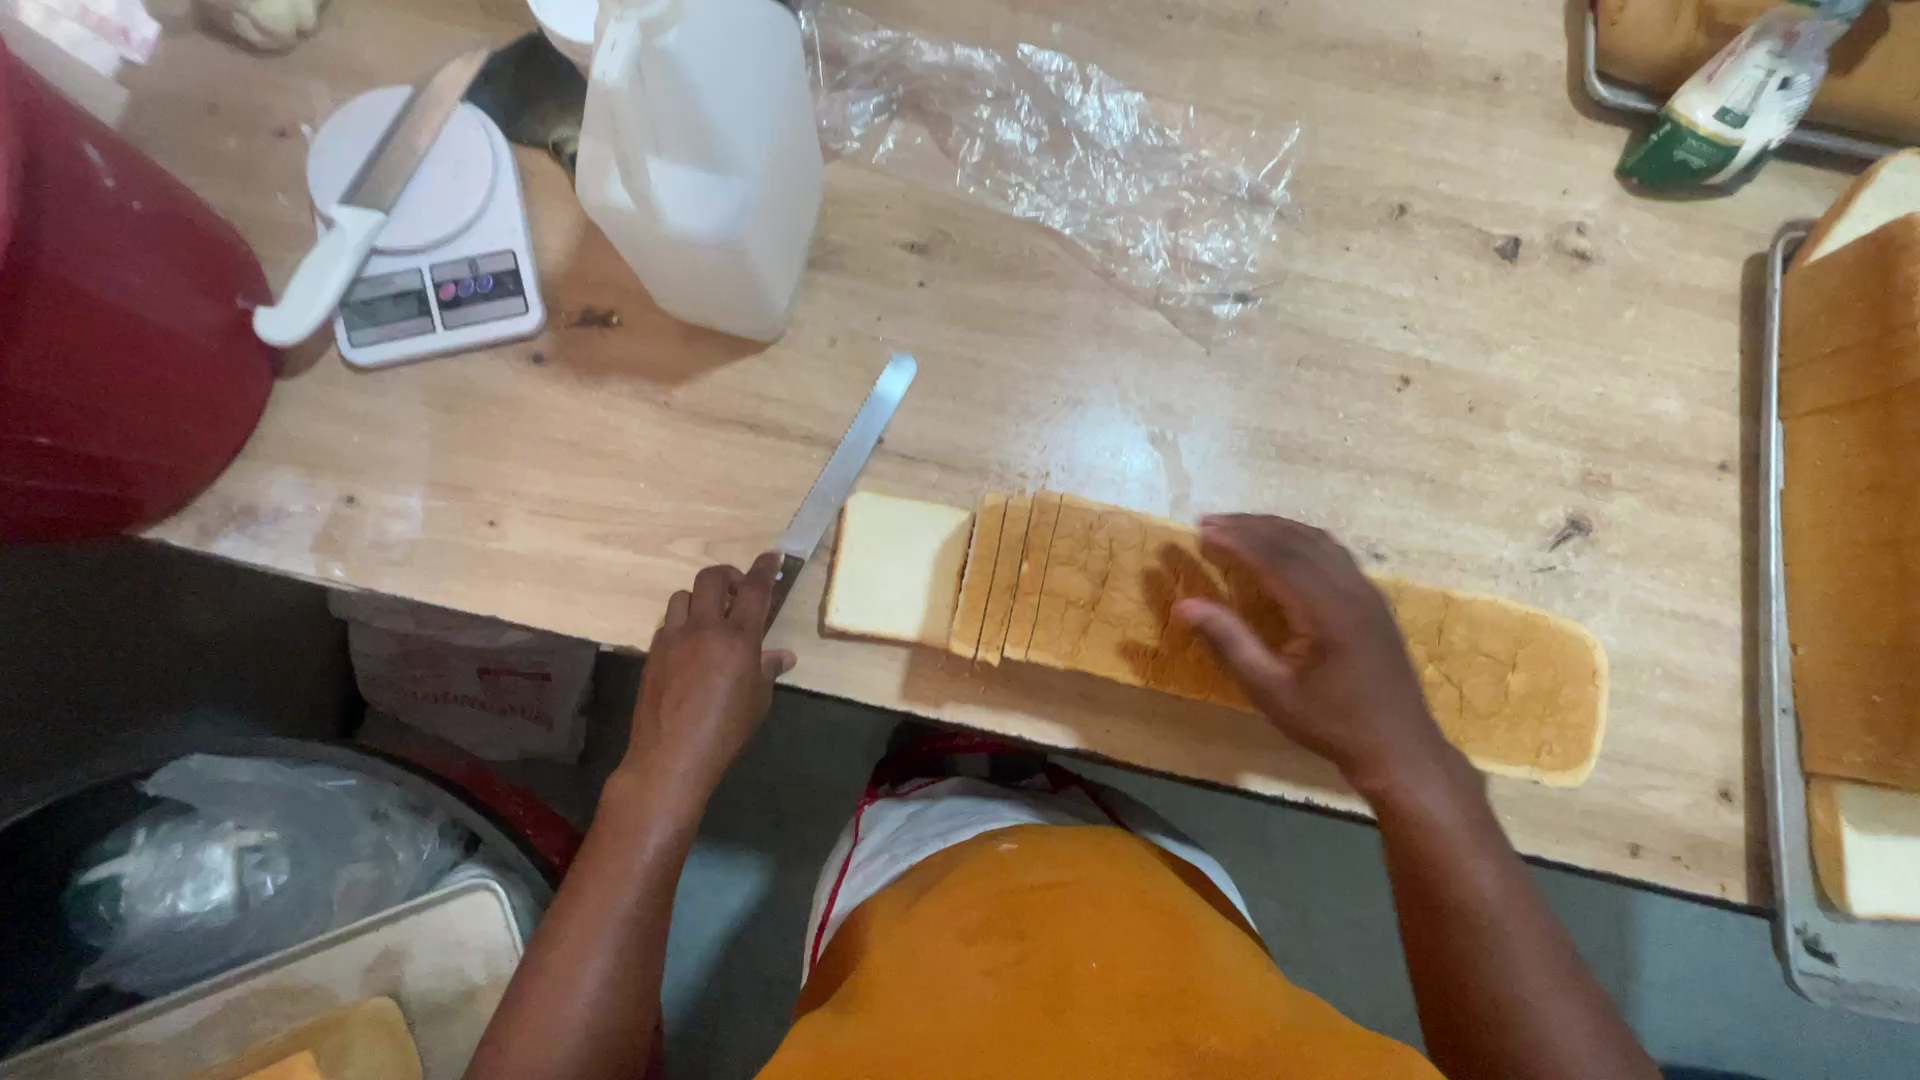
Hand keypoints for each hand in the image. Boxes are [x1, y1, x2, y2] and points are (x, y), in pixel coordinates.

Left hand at [623, 553, 796, 799]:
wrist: (670, 757)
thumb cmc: (725, 731)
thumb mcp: (758, 701)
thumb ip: (768, 670)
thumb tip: (783, 656)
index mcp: (738, 638)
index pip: (755, 589)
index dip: (765, 568)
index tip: (773, 557)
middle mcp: (704, 628)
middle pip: (711, 578)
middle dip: (728, 576)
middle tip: (739, 592)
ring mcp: (673, 639)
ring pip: (683, 596)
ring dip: (701, 599)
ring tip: (711, 618)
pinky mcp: (652, 654)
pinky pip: (667, 623)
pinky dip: (681, 624)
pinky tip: (689, 646)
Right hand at [1174, 514, 1459, 799]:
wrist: (1399, 747)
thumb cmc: (1329, 723)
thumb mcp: (1269, 689)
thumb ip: (1229, 641)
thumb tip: (1185, 604)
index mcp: (1327, 610)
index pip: (1276, 556)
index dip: (1236, 539)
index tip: (1201, 530)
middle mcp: (1352, 590)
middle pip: (1296, 540)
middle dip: (1250, 526)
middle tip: (1209, 522)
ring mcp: (1367, 592)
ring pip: (1318, 540)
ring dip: (1275, 527)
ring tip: (1237, 526)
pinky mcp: (1372, 599)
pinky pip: (1333, 552)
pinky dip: (1299, 539)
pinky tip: (1280, 546)